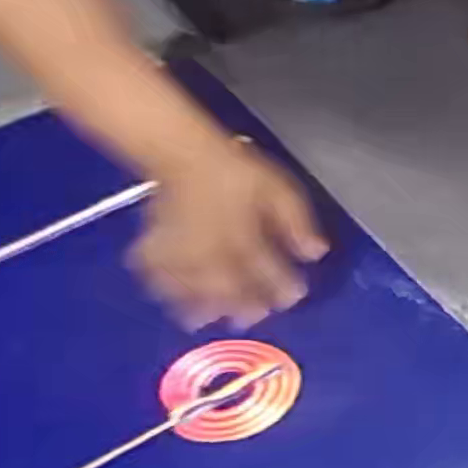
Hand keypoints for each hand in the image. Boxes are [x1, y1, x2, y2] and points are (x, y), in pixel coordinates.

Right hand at [126, 144, 326, 329]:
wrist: (182, 147)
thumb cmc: (240, 171)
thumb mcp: (281, 191)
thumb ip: (298, 222)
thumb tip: (315, 253)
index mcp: (243, 224)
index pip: (264, 260)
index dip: (279, 281)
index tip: (294, 298)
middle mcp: (210, 234)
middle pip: (223, 273)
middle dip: (237, 300)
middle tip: (250, 319)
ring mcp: (179, 235)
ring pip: (187, 271)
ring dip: (196, 298)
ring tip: (203, 321)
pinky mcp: (156, 233)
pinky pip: (152, 259)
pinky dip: (159, 279)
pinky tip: (165, 296)